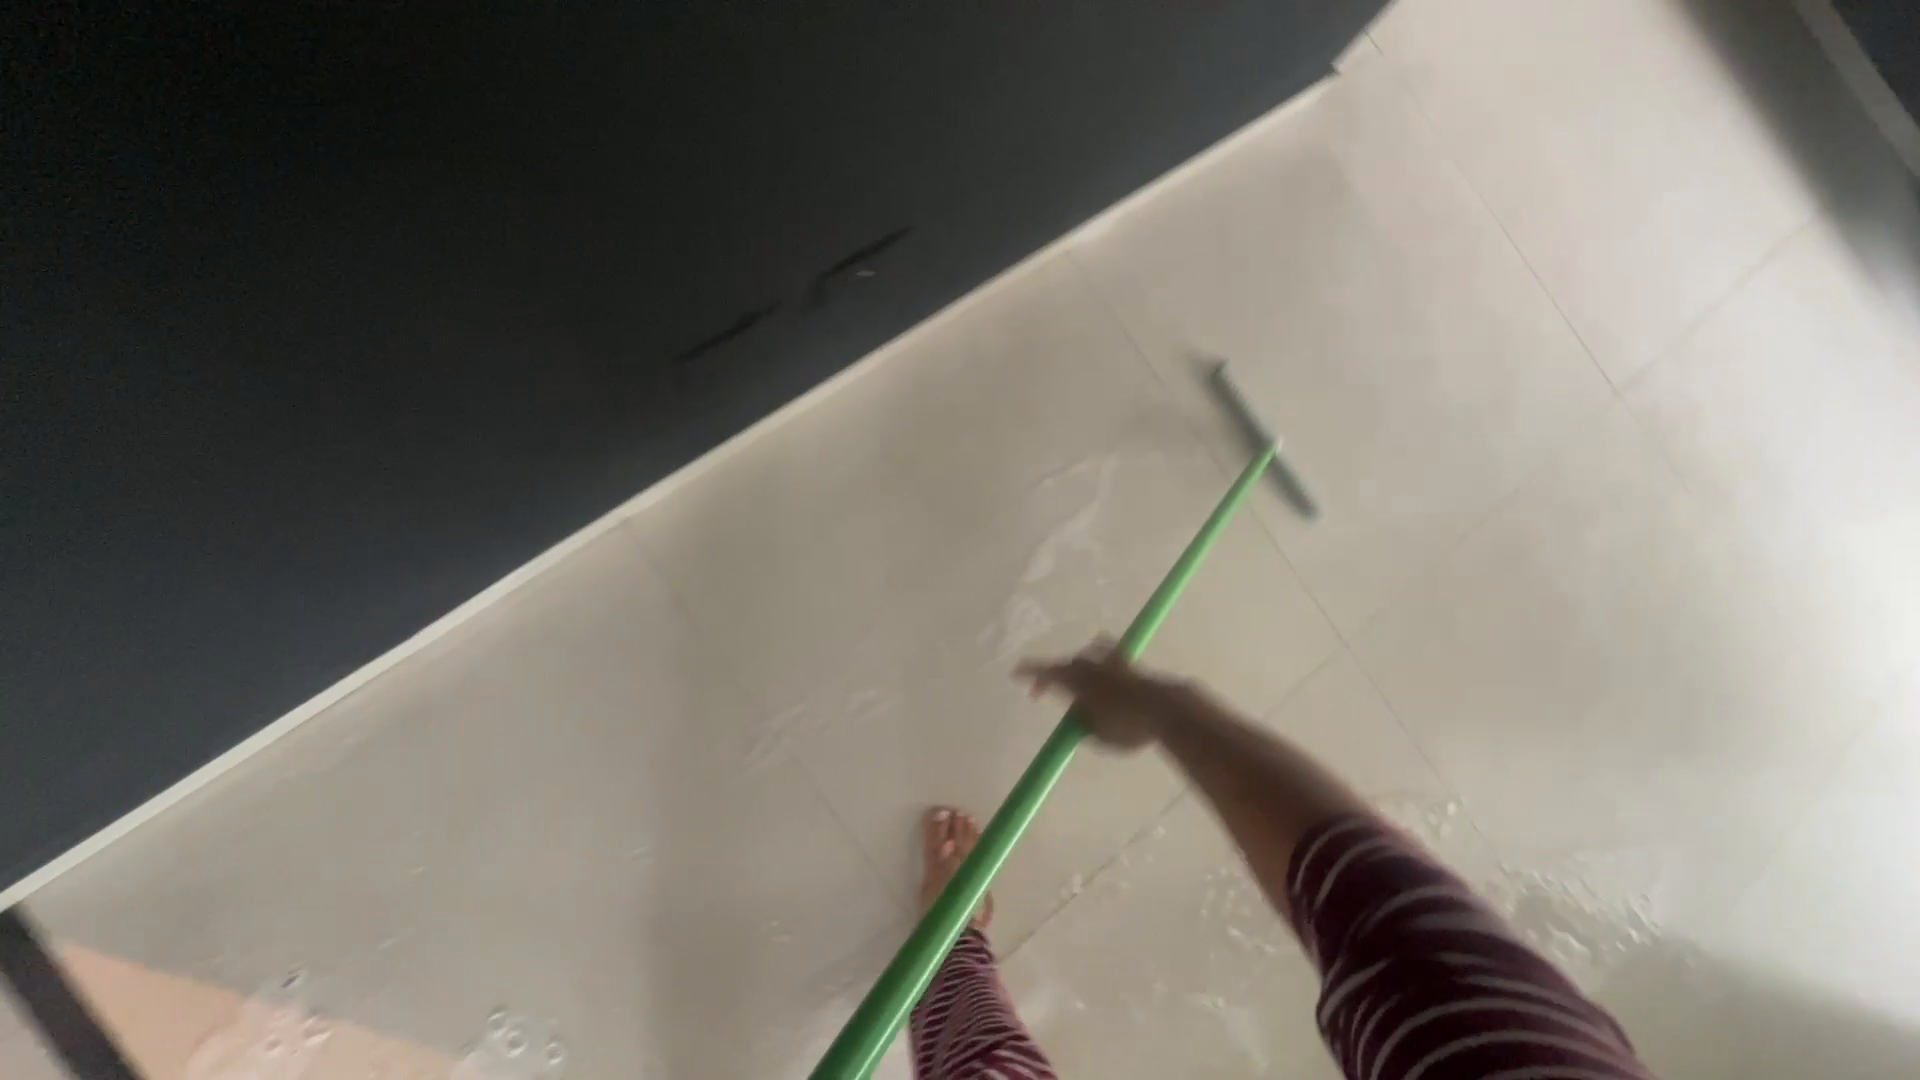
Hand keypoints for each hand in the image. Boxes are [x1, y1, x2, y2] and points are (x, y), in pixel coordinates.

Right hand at [1015, 638, 1186, 750]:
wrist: (1166, 709)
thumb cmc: (1128, 725)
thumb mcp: (1099, 735)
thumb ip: (1084, 724)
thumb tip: (1080, 717)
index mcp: (1077, 682)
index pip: (1047, 674)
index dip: (1030, 673)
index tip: (1015, 674)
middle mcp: (1091, 667)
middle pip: (1066, 665)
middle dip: (1053, 676)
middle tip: (1044, 689)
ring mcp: (1111, 662)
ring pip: (1086, 656)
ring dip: (1076, 666)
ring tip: (1072, 674)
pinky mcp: (1130, 664)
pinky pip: (1108, 653)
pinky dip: (1101, 654)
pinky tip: (1100, 652)